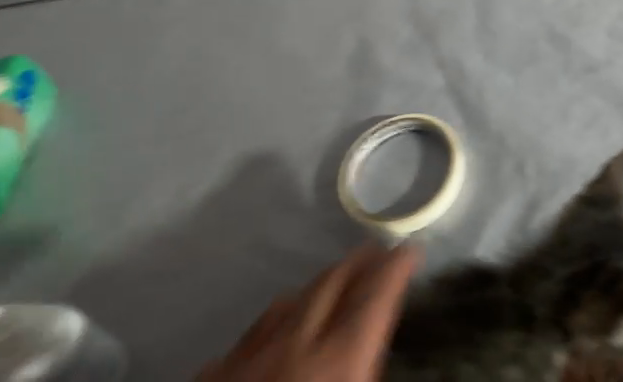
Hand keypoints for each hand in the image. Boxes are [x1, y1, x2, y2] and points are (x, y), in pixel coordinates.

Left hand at [199, 243, 419, 381]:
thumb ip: (367, 373)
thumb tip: (373, 361)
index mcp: (340, 360)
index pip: (374, 295)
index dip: (396, 268)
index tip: (410, 252)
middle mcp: (296, 344)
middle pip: (332, 284)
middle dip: (359, 264)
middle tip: (379, 256)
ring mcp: (248, 358)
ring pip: (289, 301)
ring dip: (319, 288)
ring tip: (335, 287)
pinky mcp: (211, 378)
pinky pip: (252, 334)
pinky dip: (276, 323)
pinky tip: (276, 337)